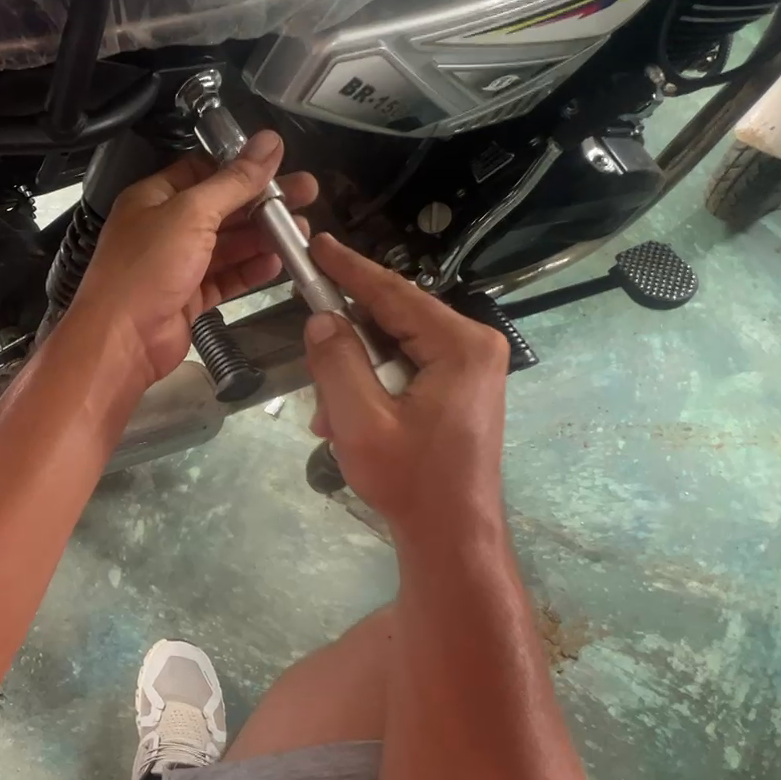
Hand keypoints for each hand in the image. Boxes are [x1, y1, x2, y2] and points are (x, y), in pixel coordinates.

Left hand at [66, 131, 318, 383]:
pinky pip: (224, 279)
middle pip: (220, 208)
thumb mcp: (192, 213)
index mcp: (152, 199)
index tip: (279, 165)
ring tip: (300, 232)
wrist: (120, 341)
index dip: (239, 167)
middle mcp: (162, 229)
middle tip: (305, 195)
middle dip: (261, 203)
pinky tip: (276, 264)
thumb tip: (268, 144)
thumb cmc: (143, 272)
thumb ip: (234, 181)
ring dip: (261, 238)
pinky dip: (249, 271)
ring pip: (225, 246)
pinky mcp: (186, 298)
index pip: (201, 170)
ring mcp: (174, 266)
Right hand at [302, 234, 510, 535]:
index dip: (350, 269)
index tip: (318, 244)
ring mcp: (467, 371)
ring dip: (351, 377)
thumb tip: (320, 319)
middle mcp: (471, 349)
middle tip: (308, 357)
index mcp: (459, 347)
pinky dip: (367, 390)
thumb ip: (336, 363)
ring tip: (328, 418)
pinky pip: (400, 372)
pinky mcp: (456, 392)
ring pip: (391, 350)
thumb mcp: (360, 420)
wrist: (451, 534)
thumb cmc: (410, 479)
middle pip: (392, 320)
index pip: (394, 294)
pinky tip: (346, 423)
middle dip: (345, 343)